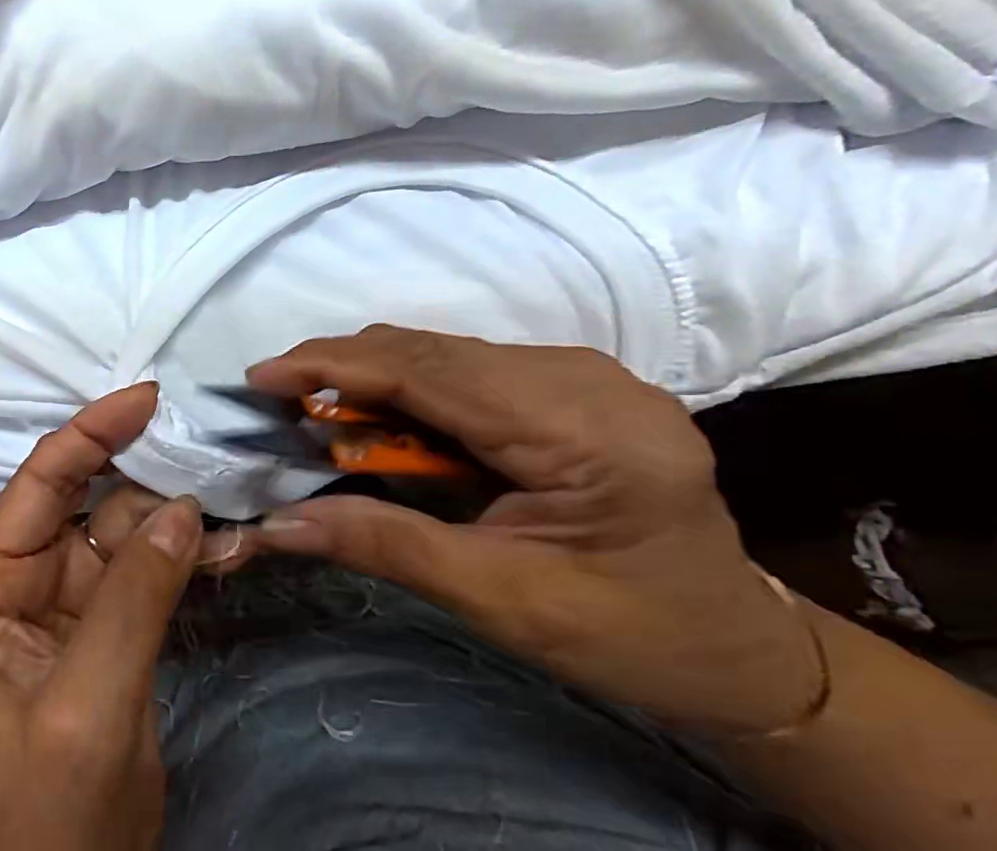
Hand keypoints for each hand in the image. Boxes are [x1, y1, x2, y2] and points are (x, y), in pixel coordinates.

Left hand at [0, 383, 205, 850]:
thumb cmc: (53, 803)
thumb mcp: (89, 702)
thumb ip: (132, 598)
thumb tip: (184, 507)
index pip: (37, 483)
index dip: (92, 433)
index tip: (148, 396)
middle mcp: (17, 577)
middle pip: (88, 497)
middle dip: (146, 474)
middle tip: (207, 447)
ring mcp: (66, 596)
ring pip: (127, 527)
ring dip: (177, 517)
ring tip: (232, 506)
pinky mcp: (106, 618)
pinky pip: (149, 564)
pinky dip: (186, 552)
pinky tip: (228, 546)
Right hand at [245, 325, 822, 738]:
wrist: (733, 646)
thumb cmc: (627, 637)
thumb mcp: (502, 601)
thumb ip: (389, 546)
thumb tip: (280, 522)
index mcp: (587, 432)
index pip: (436, 373)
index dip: (339, 366)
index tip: (263, 375)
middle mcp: (589, 379)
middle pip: (441, 351)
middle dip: (348, 368)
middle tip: (277, 398)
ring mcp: (588, 374)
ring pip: (453, 354)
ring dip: (379, 377)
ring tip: (317, 410)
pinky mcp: (578, 385)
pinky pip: (477, 370)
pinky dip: (417, 388)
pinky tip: (385, 418)